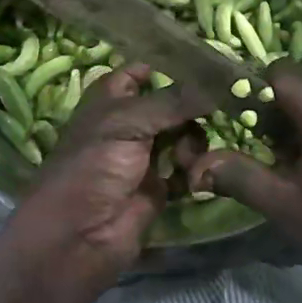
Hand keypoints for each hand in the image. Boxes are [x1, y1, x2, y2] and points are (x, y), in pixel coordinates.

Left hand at [3, 65, 206, 289]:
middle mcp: (130, 121)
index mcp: (112, 96)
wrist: (78, 237)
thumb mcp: (129, 122)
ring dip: (194, 142)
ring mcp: (145, 155)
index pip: (145, 69)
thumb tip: (218, 81)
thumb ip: (173, 101)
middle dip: (195, 107)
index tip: (212, 65)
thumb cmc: (94, 164)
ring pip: (184, 135)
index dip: (172, 65)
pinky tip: (198, 175)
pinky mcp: (159, 187)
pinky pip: (188, 169)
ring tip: (191, 158)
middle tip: (223, 109)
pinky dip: (196, 170)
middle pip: (172, 104)